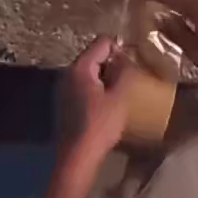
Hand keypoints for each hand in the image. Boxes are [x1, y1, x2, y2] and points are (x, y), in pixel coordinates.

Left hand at [59, 35, 130, 161]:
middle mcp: (68, 72)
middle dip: (113, 63)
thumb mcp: (120, 96)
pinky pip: (85, 85)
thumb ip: (125, 71)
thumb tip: (125, 57)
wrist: (79, 155)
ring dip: (106, 77)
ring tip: (120, 92)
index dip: (120, 49)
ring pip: (90, 71)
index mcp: (80, 67)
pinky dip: (97, 88)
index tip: (132, 66)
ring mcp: (65, 87)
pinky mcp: (66, 101)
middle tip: (129, 79)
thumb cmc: (101, 125)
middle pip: (94, 55)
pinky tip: (106, 104)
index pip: (102, 42)